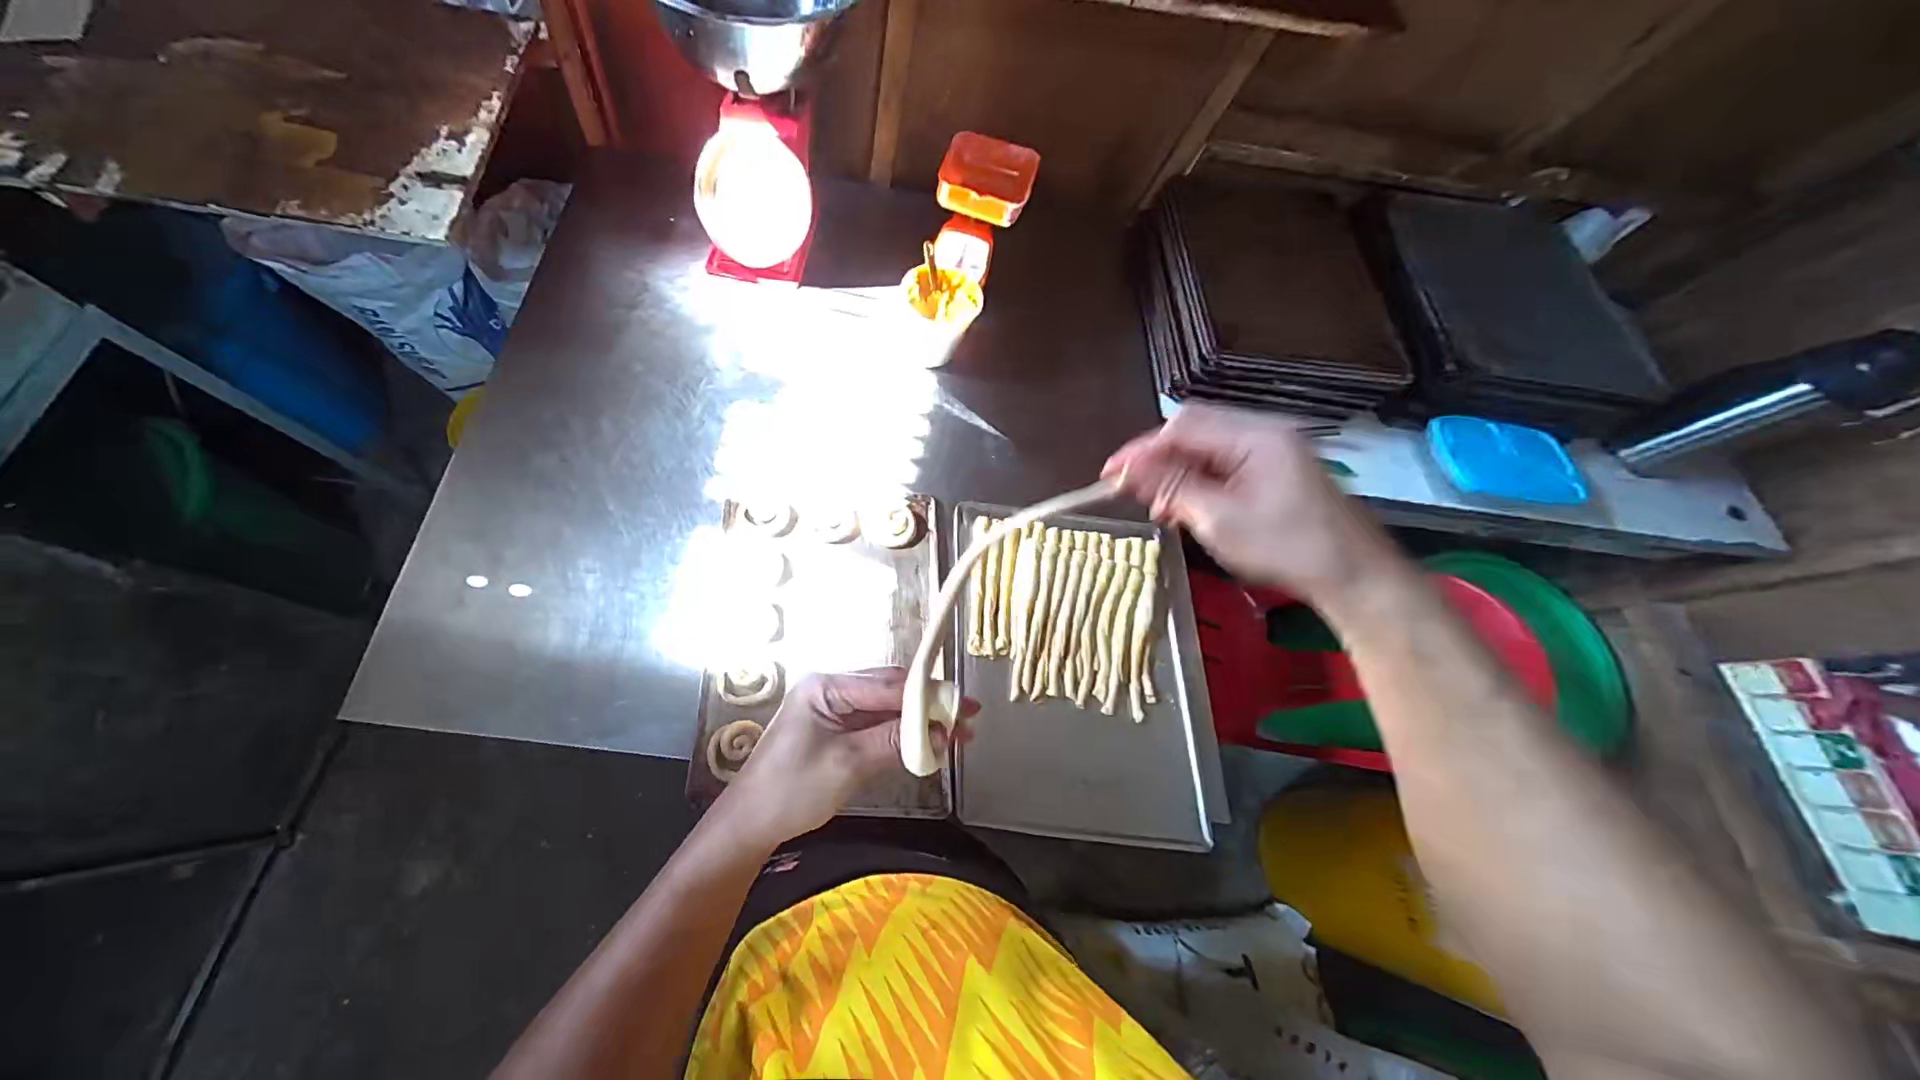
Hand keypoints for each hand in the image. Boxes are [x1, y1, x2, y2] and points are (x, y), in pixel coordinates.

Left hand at [719, 668, 976, 847]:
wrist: (749, 824)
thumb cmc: (791, 791)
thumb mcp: (848, 765)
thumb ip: (895, 742)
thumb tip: (940, 732)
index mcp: (825, 686)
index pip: (888, 684)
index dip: (929, 696)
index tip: (964, 706)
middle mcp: (830, 689)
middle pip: (890, 690)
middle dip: (929, 705)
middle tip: (967, 719)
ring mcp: (833, 709)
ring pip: (887, 707)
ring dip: (919, 720)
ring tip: (956, 734)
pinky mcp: (836, 730)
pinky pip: (876, 724)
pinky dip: (902, 733)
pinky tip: (927, 742)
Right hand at [1103, 404, 1393, 601]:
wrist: (1354, 574)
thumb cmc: (1286, 548)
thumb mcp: (1219, 520)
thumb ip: (1172, 488)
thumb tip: (1128, 470)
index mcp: (1254, 437)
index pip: (1182, 427)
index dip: (1141, 449)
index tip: (1109, 474)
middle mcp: (1264, 432)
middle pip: (1195, 430)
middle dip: (1157, 458)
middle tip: (1129, 487)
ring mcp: (1273, 450)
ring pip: (1208, 447)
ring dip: (1176, 471)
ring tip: (1156, 504)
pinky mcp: (1277, 470)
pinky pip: (1226, 463)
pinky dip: (1199, 480)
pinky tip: (1186, 505)